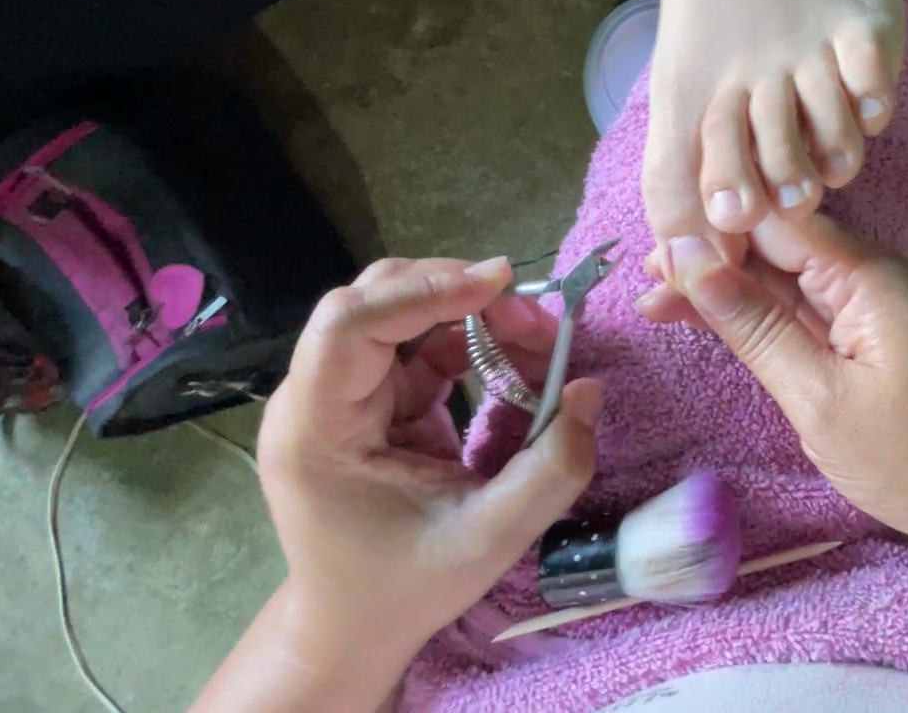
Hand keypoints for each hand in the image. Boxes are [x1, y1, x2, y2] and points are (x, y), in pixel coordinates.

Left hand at [256, 256, 602, 657]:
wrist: (357, 621)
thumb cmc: (405, 586)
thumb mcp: (490, 540)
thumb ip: (550, 470)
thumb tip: (589, 388)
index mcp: (318, 431)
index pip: (349, 324)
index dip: (424, 291)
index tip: (500, 285)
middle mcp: (320, 396)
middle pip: (379, 298)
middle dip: (466, 296)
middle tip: (539, 322)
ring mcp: (348, 389)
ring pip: (411, 308)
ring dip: (485, 314)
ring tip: (546, 344)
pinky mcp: (380, 391)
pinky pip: (433, 338)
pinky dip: (485, 339)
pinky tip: (525, 362)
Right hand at [638, 216, 907, 557]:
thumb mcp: (818, 396)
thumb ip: (754, 326)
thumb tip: (692, 263)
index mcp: (865, 271)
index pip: (774, 223)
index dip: (712, 231)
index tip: (653, 256)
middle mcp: (867, 270)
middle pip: (775, 245)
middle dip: (710, 259)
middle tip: (643, 284)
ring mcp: (866, 300)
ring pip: (782, 276)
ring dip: (725, 288)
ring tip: (656, 301)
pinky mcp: (863, 329)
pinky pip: (801, 306)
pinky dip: (757, 314)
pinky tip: (709, 317)